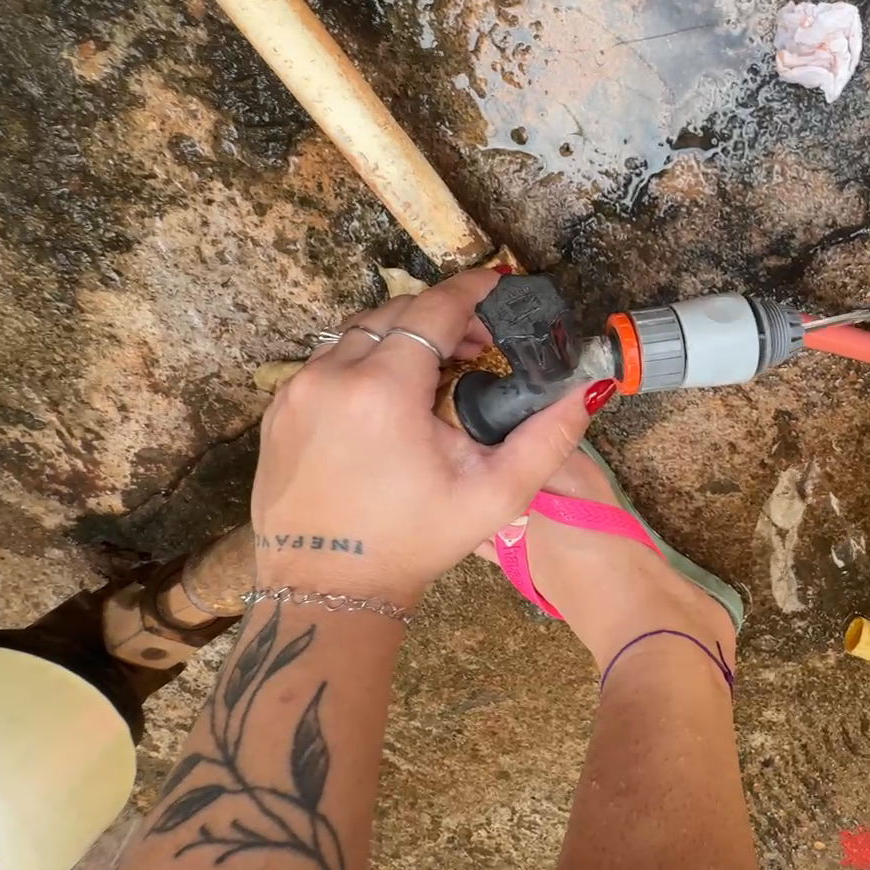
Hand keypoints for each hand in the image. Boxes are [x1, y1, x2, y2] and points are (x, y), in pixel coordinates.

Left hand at [250, 268, 601, 605]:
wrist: (329, 588)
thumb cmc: (418, 538)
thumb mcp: (499, 492)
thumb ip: (551, 436)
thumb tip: (590, 389)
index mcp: (383, 391)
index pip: (432, 310)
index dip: (472, 289)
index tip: (500, 281)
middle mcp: (330, 379)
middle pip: (396, 311)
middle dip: (445, 314)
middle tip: (484, 342)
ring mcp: (296, 392)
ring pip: (360, 330)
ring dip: (408, 332)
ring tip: (447, 364)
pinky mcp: (280, 410)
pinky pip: (332, 358)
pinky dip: (373, 354)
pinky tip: (400, 388)